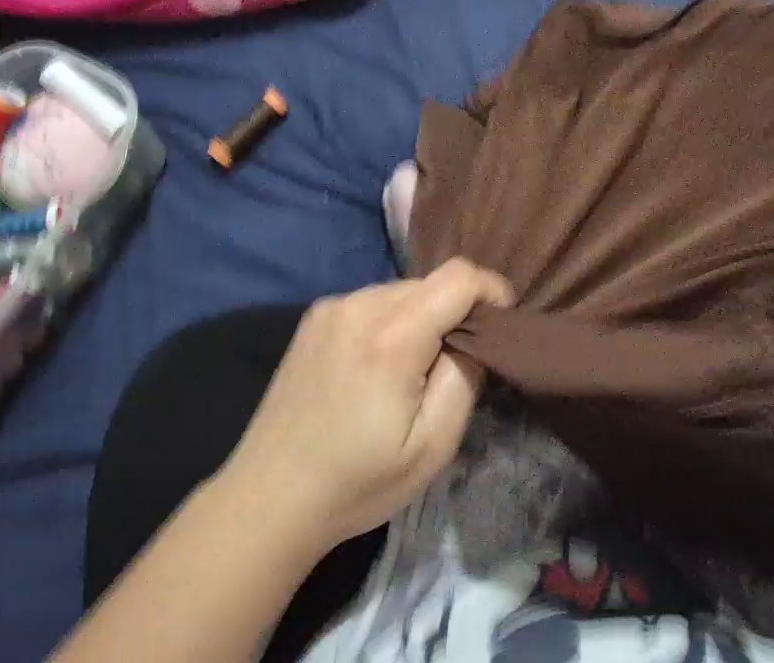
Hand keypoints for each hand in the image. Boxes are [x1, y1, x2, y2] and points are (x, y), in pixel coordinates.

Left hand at [216, 259, 514, 548]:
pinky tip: (380, 367)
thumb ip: (464, 378)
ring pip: (403, 291)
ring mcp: (331, 307)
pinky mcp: (314, 318)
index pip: (460, 277)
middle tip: (459, 365)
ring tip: (416, 372)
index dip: (492, 292)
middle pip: (432, 284)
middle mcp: (359, 305)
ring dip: (423, 318)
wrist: (270, 497)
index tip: (502, 328)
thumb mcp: (433, 445)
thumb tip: (476, 335)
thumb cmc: (359, 481)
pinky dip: (391, 322)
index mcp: (391, 336)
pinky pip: (373, 302)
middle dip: (457, 313)